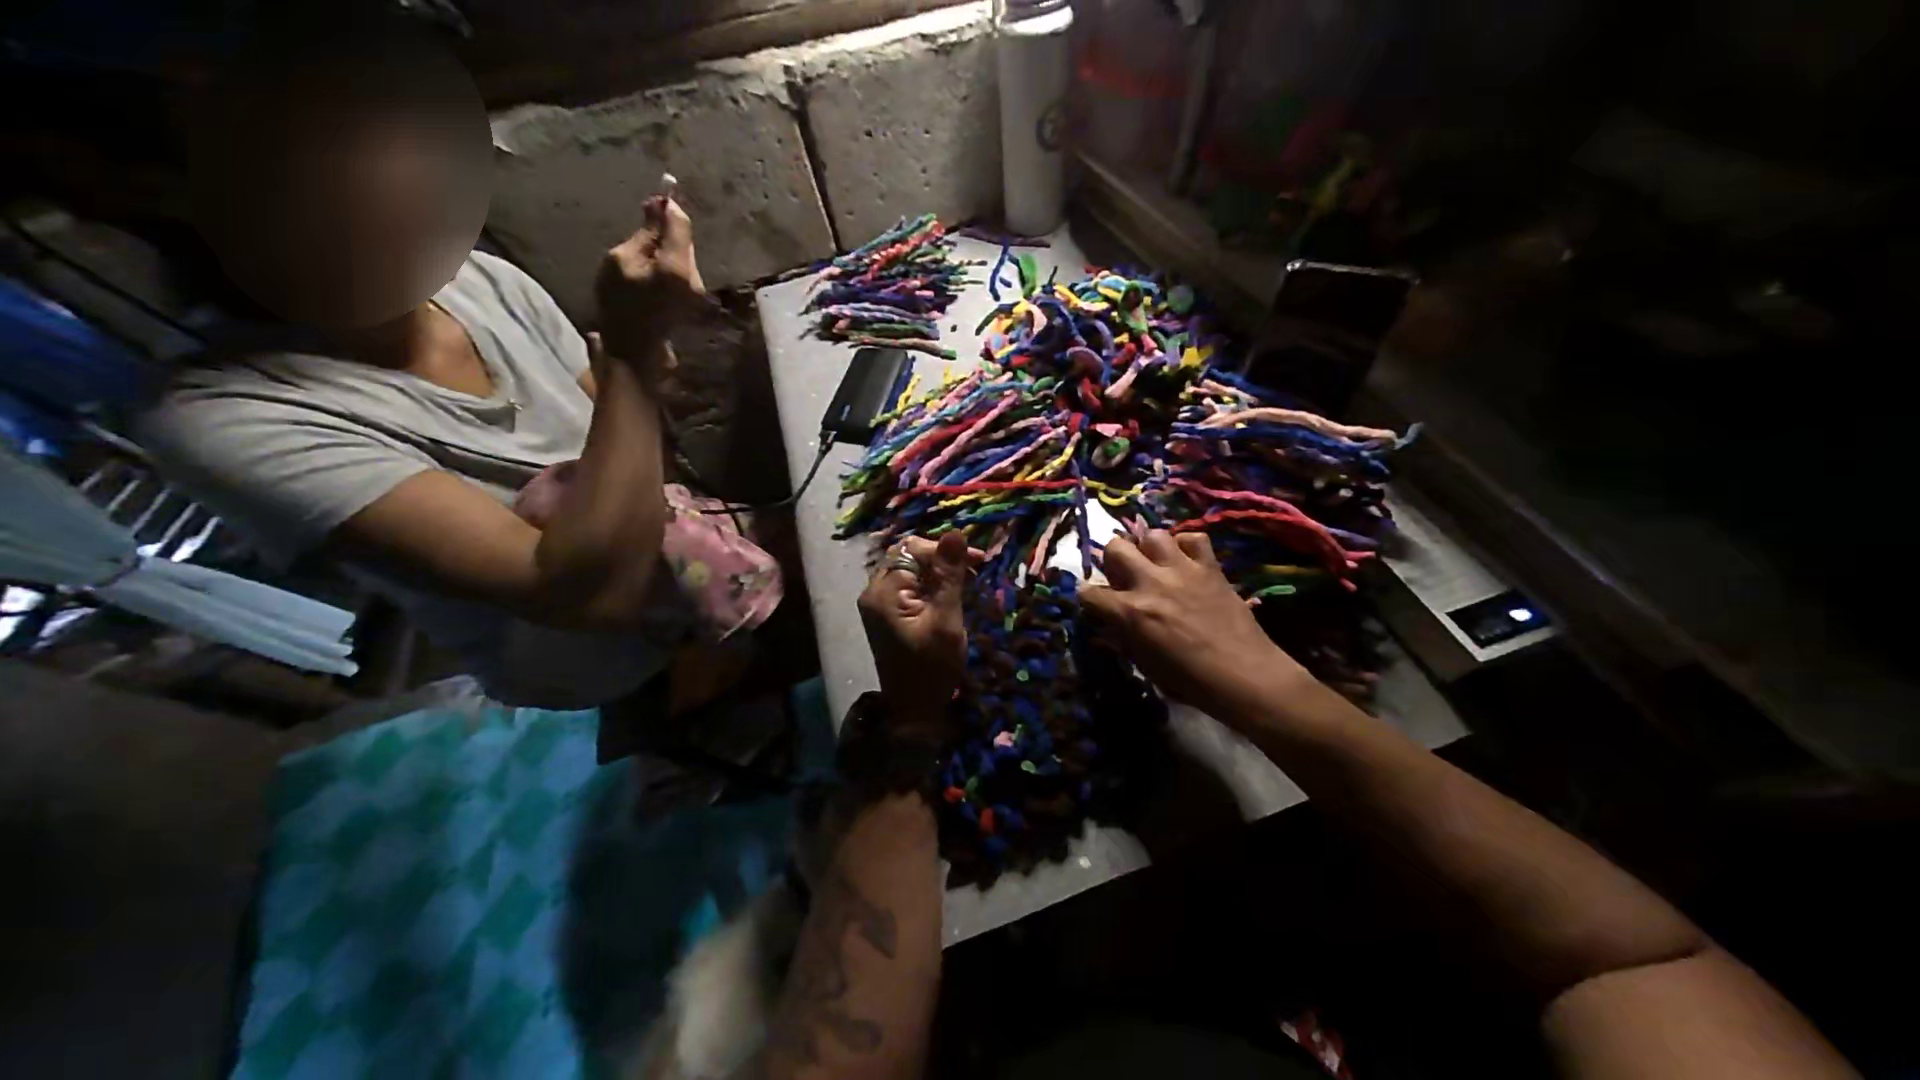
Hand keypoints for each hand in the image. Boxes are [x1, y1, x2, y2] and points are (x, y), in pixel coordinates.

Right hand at [594, 195, 706, 364]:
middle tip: (644, 219)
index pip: (681, 225)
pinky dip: (669, 259)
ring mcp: (696, 288)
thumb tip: (658, 206)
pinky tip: (652, 264)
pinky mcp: (693, 295)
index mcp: (677, 268)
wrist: (632, 344)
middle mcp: (694, 277)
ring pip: (684, 252)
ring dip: (667, 245)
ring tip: (643, 248)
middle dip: (667, 227)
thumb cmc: (619, 302)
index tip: (653, 200)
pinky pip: (682, 266)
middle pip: (685, 239)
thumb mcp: (622, 259)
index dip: (668, 208)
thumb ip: (645, 233)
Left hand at [857, 532, 981, 736]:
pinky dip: (930, 585)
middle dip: (941, 558)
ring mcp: (878, 604)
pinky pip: (908, 586)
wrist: (914, 711)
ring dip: (938, 570)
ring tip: (967, 582)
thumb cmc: (932, 668)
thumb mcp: (946, 620)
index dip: (944, 550)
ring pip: (909, 569)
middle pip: (907, 555)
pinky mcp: (887, 614)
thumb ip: (949, 576)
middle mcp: (874, 592)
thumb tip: (956, 533)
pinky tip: (951, 594)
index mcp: (884, 593)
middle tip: (975, 570)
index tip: (979, 561)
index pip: (912, 550)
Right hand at [1081, 530, 1311, 721]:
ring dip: (1147, 548)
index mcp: (1130, 612)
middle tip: (1123, 576)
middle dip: (1113, 560)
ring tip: (1154, 563)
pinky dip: (1185, 546)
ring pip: (1152, 535)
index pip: (1090, 593)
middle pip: (1116, 547)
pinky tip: (1184, 561)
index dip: (1087, 597)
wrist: (1245, 676)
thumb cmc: (1191, 681)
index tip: (1093, 601)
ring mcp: (1182, 570)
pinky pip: (1193, 538)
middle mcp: (1151, 583)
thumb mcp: (1145, 665)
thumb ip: (1121, 640)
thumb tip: (1105, 627)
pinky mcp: (1210, 567)